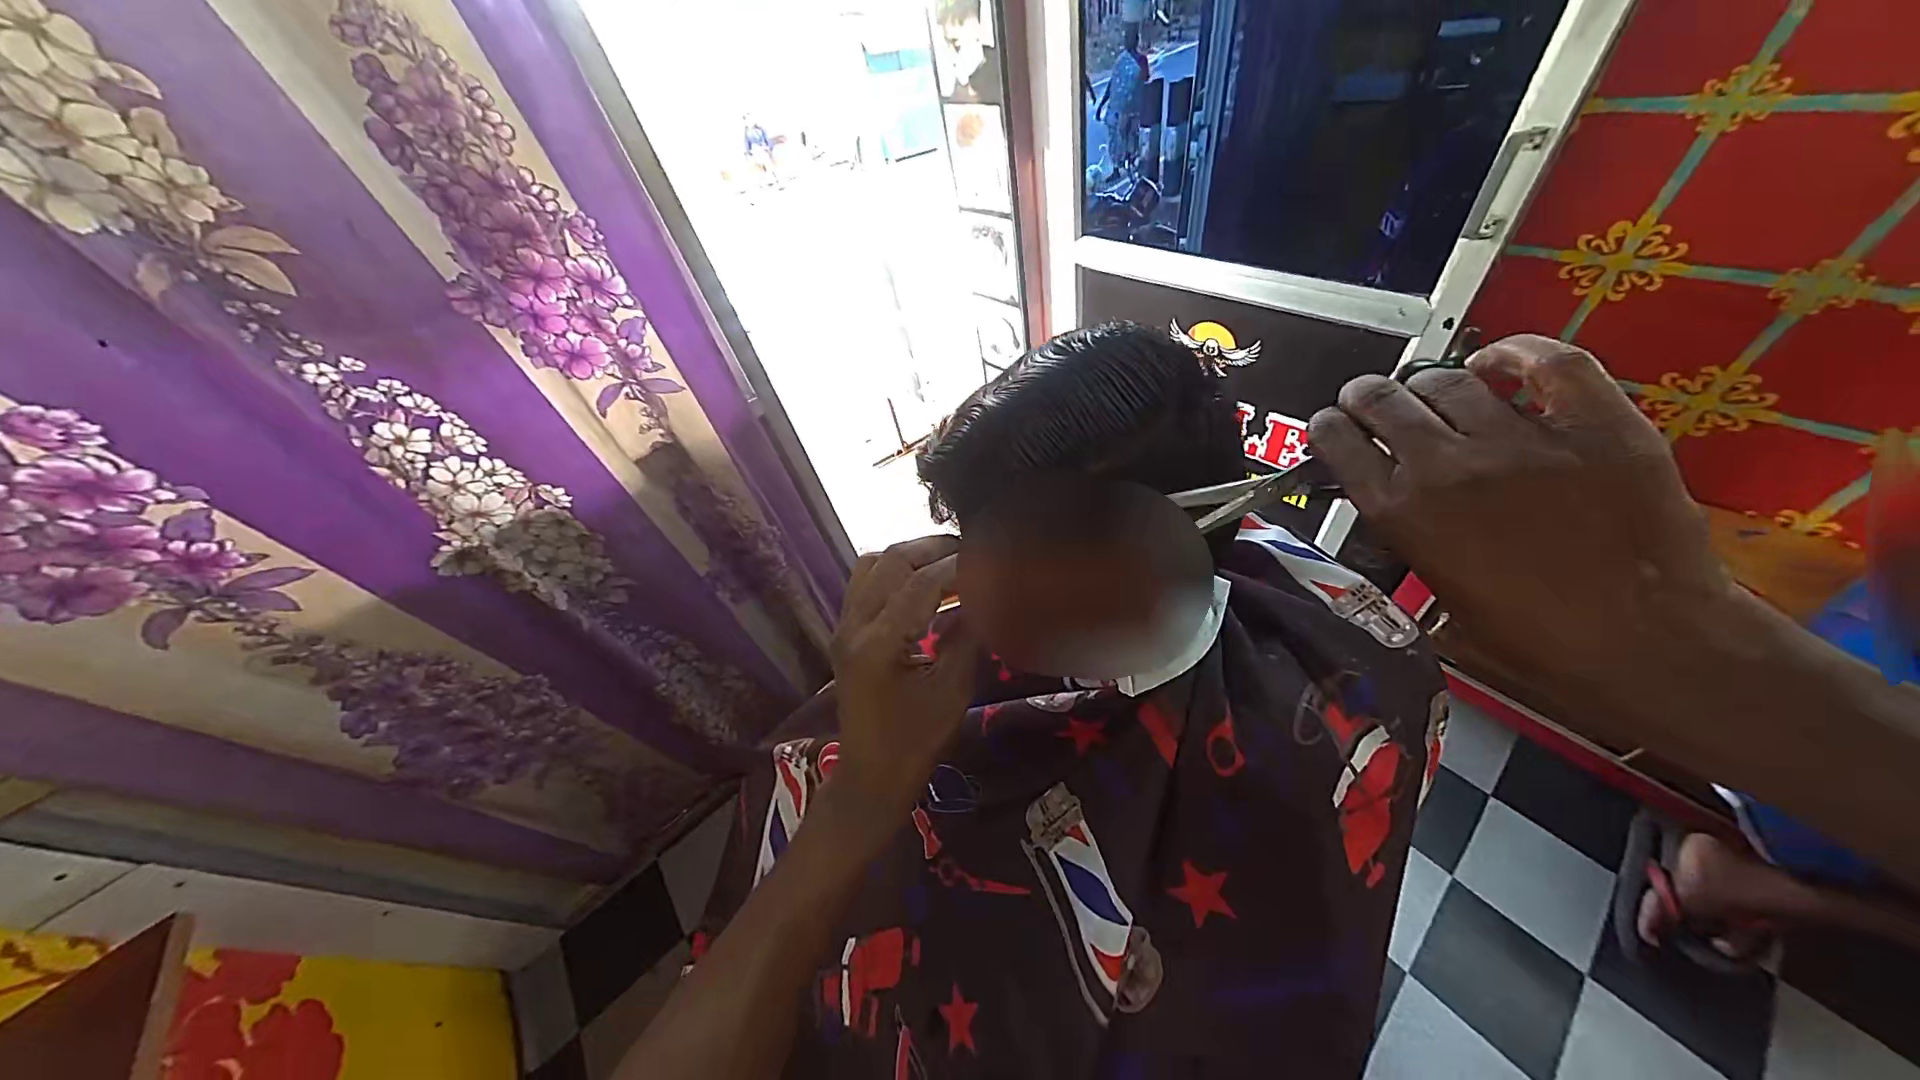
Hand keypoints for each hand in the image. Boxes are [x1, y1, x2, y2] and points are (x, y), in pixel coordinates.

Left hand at [828, 535, 978, 815]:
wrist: (871, 775)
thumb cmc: (916, 741)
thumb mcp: (953, 690)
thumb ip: (967, 636)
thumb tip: (988, 594)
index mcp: (879, 644)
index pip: (921, 583)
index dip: (958, 566)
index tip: (989, 558)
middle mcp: (853, 626)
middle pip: (891, 561)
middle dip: (933, 549)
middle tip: (970, 553)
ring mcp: (844, 627)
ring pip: (872, 564)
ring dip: (910, 556)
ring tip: (947, 563)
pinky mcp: (845, 632)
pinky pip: (865, 582)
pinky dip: (894, 572)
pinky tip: (923, 584)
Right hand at [1307, 335, 1737, 707]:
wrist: (1640, 644)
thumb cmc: (1530, 635)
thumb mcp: (1431, 588)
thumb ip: (1401, 535)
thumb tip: (1387, 499)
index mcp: (1401, 512)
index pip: (1337, 440)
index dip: (1328, 426)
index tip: (1332, 424)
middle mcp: (1447, 469)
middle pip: (1382, 398)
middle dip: (1366, 396)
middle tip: (1371, 399)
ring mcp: (1521, 443)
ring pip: (1448, 379)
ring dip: (1428, 383)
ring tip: (1433, 390)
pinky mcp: (1596, 428)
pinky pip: (1548, 363)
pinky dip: (1515, 352)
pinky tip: (1496, 361)